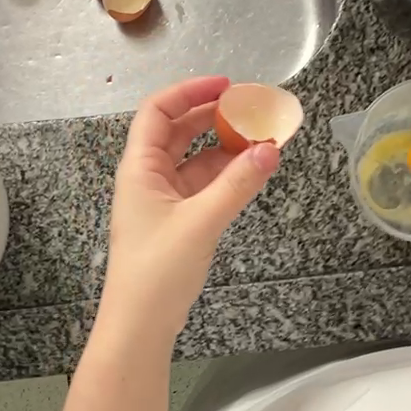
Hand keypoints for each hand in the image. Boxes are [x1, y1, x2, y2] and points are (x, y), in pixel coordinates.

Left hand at [99, 76, 279, 342]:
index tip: (226, 86)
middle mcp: (147, 179)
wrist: (140, 324)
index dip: (189, 92)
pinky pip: (202, 188)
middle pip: (178, 133)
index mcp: (139, 169)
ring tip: (261, 142)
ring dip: (224, 150)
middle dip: (213, 118)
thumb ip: (237, 185)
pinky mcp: (176, 224)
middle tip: (251, 111)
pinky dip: (224, 178)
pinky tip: (250, 174)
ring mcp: (162, 202)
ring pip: (194, 162)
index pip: (158, 112)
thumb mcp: (201, 222)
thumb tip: (271, 150)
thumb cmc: (158, 270)